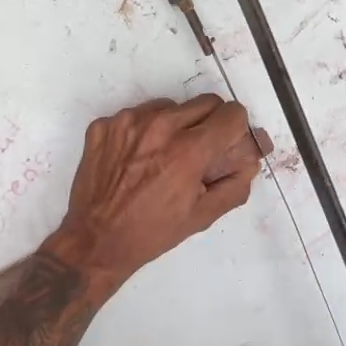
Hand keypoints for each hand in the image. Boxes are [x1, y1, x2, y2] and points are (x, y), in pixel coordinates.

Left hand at [45, 95, 269, 286]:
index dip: (235, 130)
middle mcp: (158, 128)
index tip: (227, 143)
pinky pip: (136, 116)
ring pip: (169, 107)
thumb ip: (234, 184)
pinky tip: (137, 160)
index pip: (231, 114)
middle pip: (204, 103)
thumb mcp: (202, 216)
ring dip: (175, 125)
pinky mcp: (103, 126)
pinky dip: (143, 132)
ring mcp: (126, 123)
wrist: (96, 241)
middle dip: (209, 125)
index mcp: (187, 152)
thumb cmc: (150, 233)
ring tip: (163, 158)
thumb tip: (249, 161)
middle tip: (198, 153)